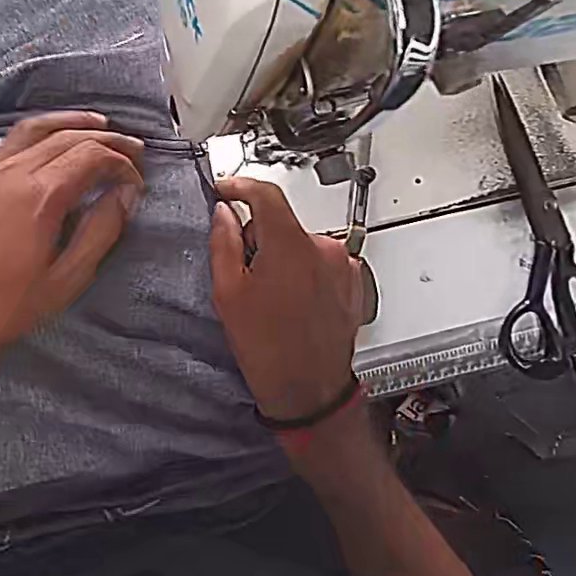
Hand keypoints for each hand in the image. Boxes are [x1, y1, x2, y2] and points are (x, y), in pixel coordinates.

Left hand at [0, 111, 144, 421]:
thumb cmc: (4, 308)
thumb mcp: (66, 279)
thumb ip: (101, 230)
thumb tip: (125, 195)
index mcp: (40, 197)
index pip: (93, 156)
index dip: (122, 163)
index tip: (137, 181)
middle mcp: (13, 174)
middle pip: (68, 136)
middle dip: (106, 139)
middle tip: (133, 149)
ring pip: (35, 129)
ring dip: (71, 123)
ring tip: (99, 125)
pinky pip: (9, 141)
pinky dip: (39, 132)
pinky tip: (51, 141)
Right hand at [208, 176, 365, 420]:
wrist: (308, 389)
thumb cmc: (271, 350)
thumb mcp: (228, 294)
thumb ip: (224, 244)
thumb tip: (224, 215)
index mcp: (290, 246)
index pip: (265, 193)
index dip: (239, 187)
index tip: (226, 190)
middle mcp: (322, 249)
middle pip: (281, 221)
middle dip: (258, 238)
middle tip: (244, 275)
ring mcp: (341, 265)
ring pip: (299, 242)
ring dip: (281, 257)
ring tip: (271, 298)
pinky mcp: (350, 281)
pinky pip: (318, 261)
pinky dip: (301, 271)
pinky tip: (291, 303)